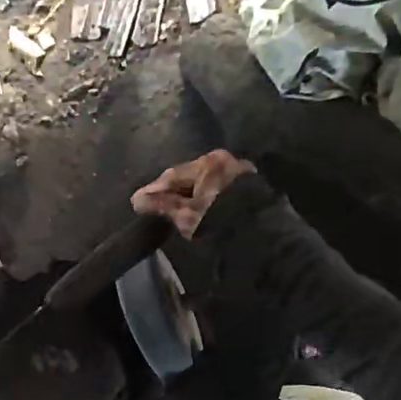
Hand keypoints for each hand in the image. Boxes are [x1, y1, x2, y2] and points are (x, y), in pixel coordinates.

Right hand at [130, 149, 256, 236]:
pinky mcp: (254, 192)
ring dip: (194, 198)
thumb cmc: (219, 222)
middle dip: (176, 193)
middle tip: (159, 209)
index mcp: (210, 162)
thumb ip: (161, 205)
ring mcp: (243, 175)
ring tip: (181, 215)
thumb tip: (137, 199)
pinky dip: (211, 203)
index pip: (174, 174)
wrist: (263, 238)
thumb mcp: (187, 216)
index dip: (155, 190)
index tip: (140, 202)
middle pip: (193, 178)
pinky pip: (223, 194)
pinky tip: (205, 215)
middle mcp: (228, 161)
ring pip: (209, 186)